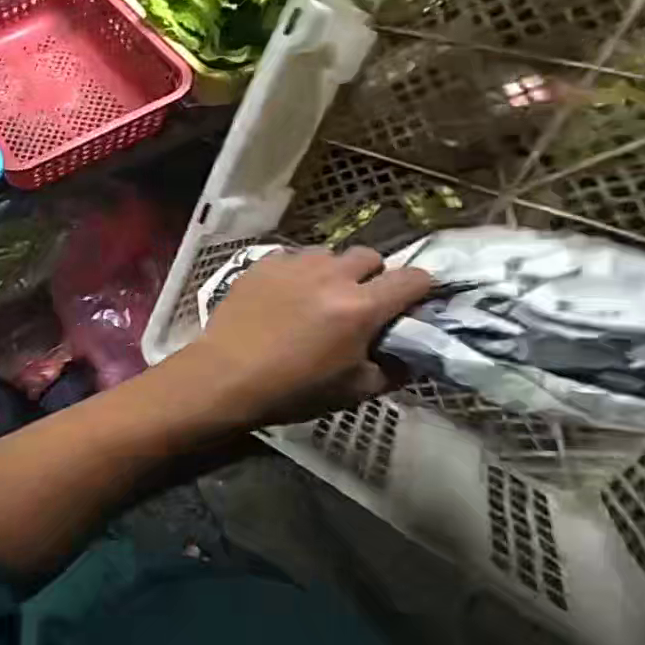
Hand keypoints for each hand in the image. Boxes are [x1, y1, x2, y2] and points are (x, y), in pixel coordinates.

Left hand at [184, 246, 430, 427]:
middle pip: (369, 256)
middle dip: (373, 275)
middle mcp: (330, 275)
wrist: (224, 376)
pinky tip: (284, 294)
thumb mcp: (353, 391)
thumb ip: (391, 370)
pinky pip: (290, 257)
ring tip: (317, 296)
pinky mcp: (260, 264)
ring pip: (327, 253)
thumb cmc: (291, 389)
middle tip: (359, 302)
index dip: (419, 289)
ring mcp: (292, 265)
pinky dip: (296, 271)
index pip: (413, 278)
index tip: (410, 303)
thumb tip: (408, 356)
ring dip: (332, 270)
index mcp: (361, 306)